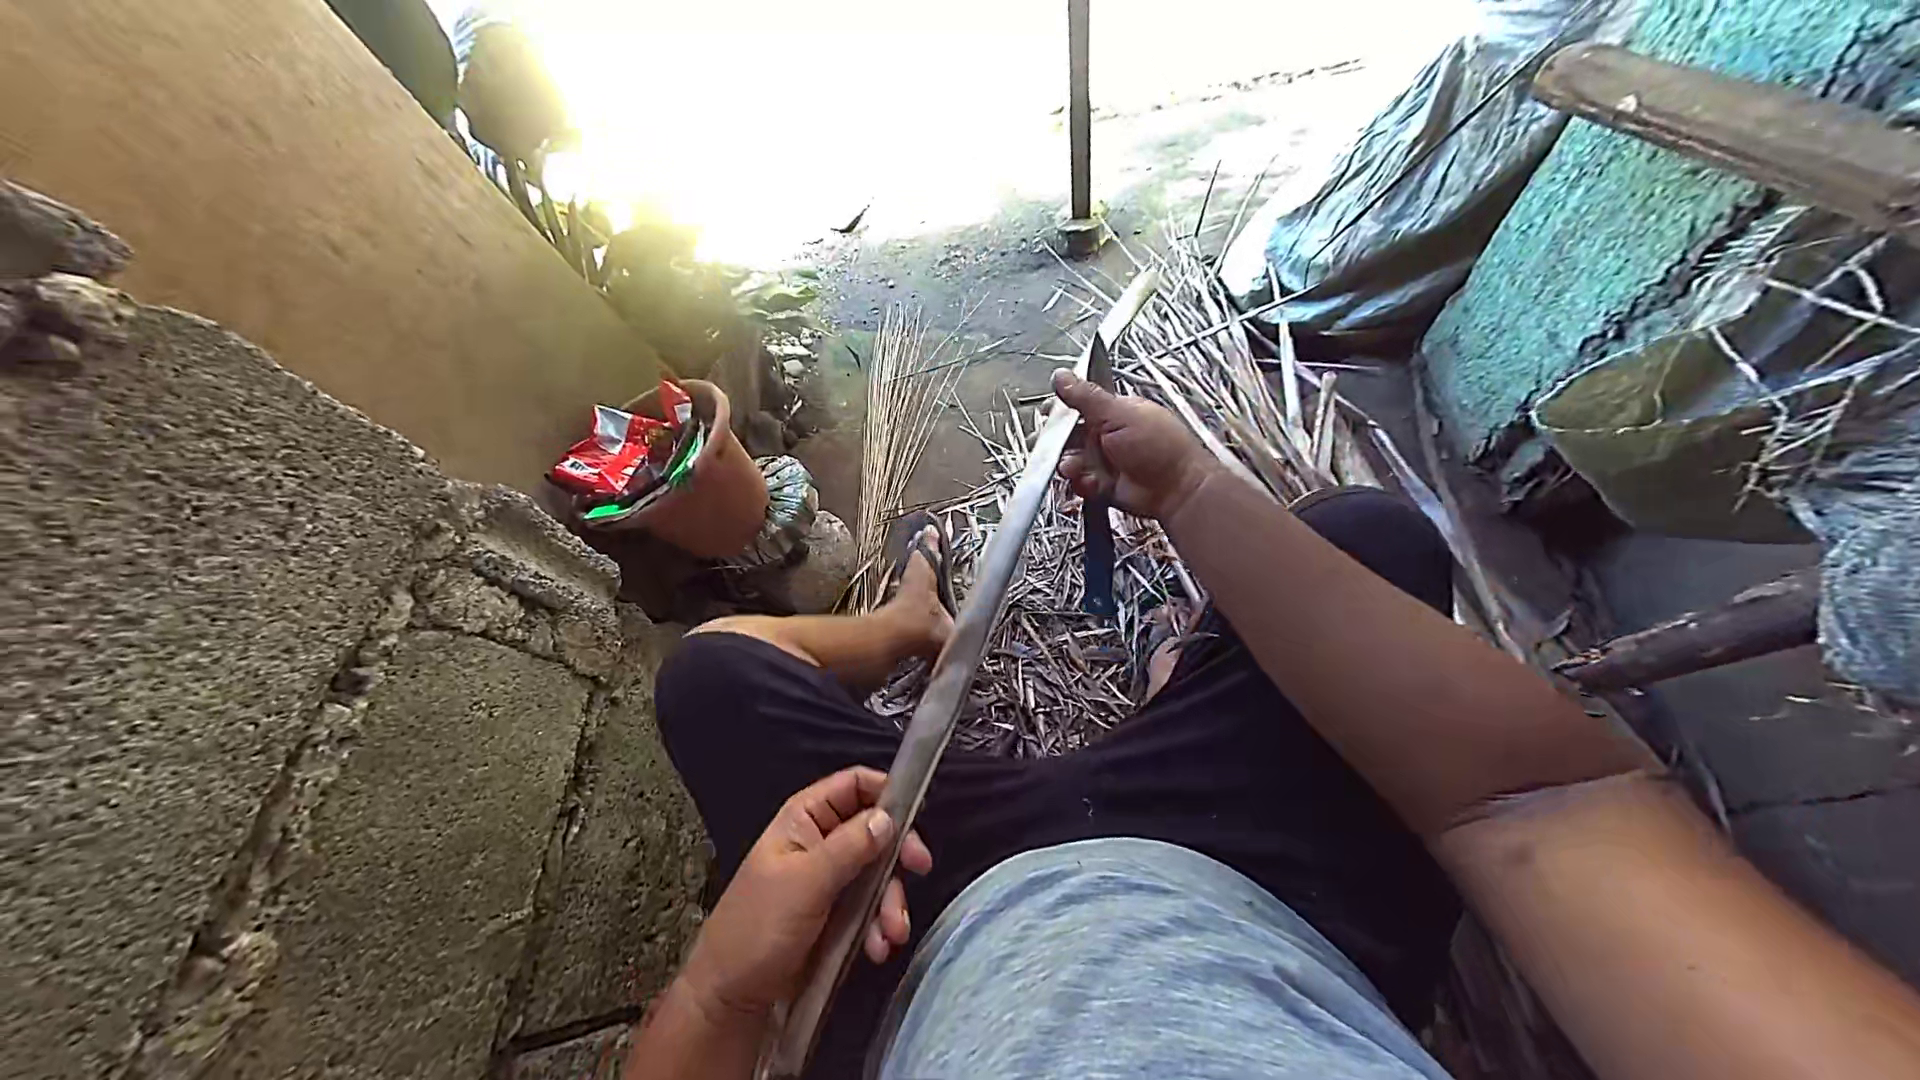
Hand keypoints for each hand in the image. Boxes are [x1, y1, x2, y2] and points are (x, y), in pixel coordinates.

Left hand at [680, 767, 932, 1018]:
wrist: (730, 1001)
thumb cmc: (757, 929)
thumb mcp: (805, 883)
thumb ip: (850, 847)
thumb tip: (888, 817)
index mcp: (806, 817)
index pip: (855, 784)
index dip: (886, 793)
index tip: (914, 816)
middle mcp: (822, 840)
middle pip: (876, 828)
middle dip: (897, 853)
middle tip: (920, 868)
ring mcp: (831, 877)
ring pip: (879, 870)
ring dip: (891, 900)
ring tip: (890, 933)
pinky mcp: (838, 912)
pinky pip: (872, 906)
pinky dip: (880, 924)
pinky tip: (877, 947)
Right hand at [1053, 369, 1219, 520]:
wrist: (1175, 489)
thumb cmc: (1159, 447)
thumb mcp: (1119, 415)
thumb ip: (1086, 397)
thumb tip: (1062, 376)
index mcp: (1114, 412)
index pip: (1079, 406)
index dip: (1060, 411)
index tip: (1048, 415)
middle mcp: (1108, 435)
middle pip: (1070, 436)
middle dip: (1059, 442)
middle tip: (1052, 446)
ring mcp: (1105, 461)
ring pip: (1072, 460)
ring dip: (1069, 464)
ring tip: (1075, 467)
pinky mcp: (1103, 484)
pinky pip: (1080, 482)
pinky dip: (1082, 483)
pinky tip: (1091, 482)